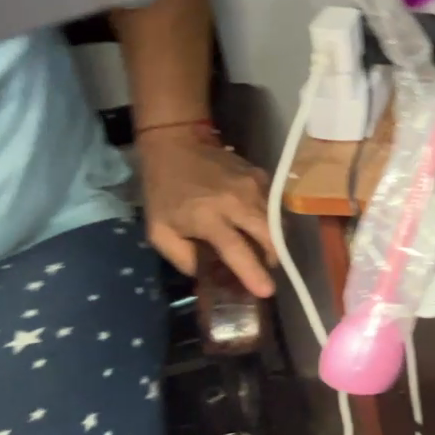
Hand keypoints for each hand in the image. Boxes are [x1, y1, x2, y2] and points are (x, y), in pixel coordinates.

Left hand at [136, 127, 276, 296]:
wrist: (176, 143)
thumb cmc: (163, 190)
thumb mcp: (159, 230)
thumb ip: (183, 257)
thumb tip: (210, 275)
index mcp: (207, 216)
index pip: (237, 249)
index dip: (253, 272)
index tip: (267, 291)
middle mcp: (236, 201)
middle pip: (269, 234)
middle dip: (272, 256)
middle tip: (266, 267)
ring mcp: (253, 186)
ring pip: (275, 220)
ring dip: (272, 238)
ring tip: (261, 247)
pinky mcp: (262, 176)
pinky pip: (272, 205)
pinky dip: (268, 218)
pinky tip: (255, 222)